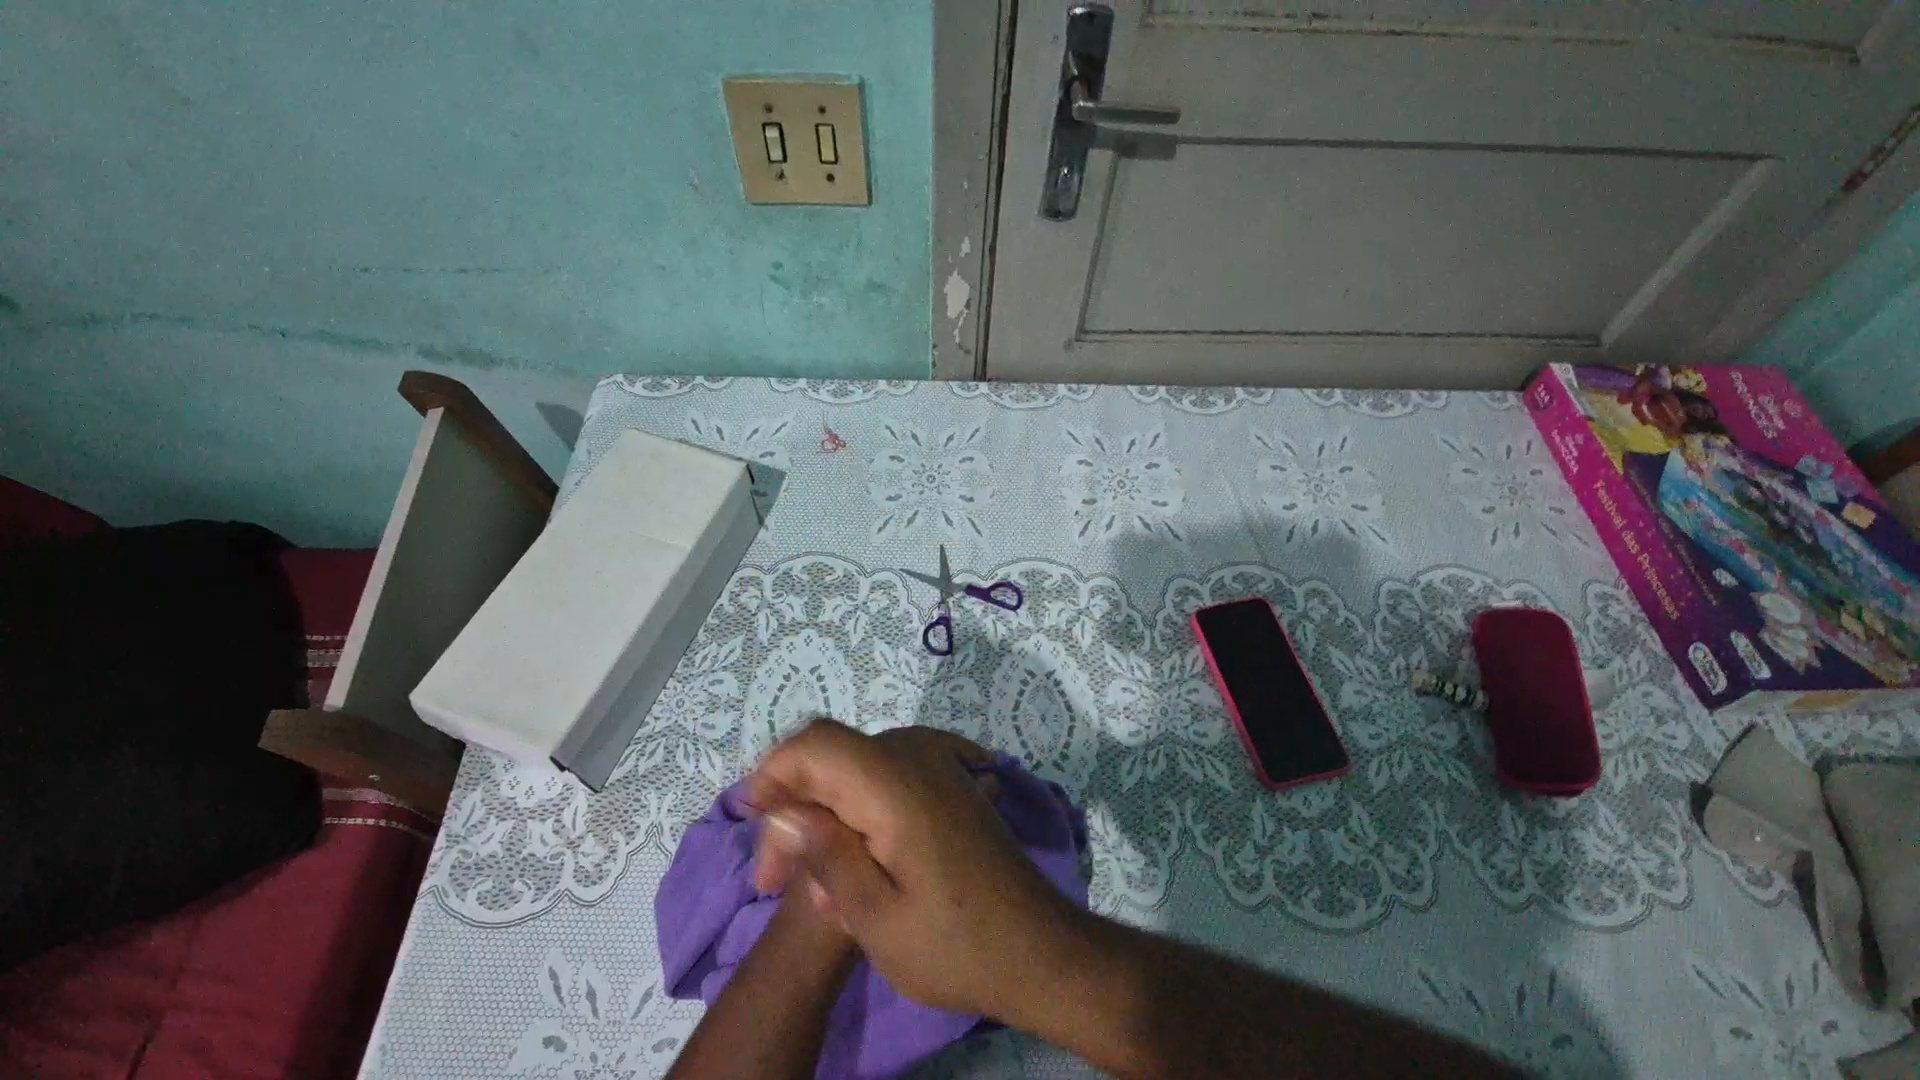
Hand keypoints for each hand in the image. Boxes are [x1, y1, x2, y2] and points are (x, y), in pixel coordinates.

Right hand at [745, 721, 1082, 1018]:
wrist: (1039, 951)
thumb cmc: (955, 945)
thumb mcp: (876, 917)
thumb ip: (826, 853)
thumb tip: (781, 810)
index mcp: (896, 784)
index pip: (816, 743)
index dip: (774, 774)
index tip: (755, 829)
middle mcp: (919, 757)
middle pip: (833, 756)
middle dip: (796, 805)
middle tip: (780, 879)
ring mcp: (942, 765)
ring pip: (858, 762)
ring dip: (827, 807)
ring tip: (818, 873)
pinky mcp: (954, 782)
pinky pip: (890, 770)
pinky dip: (861, 799)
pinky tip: (858, 844)